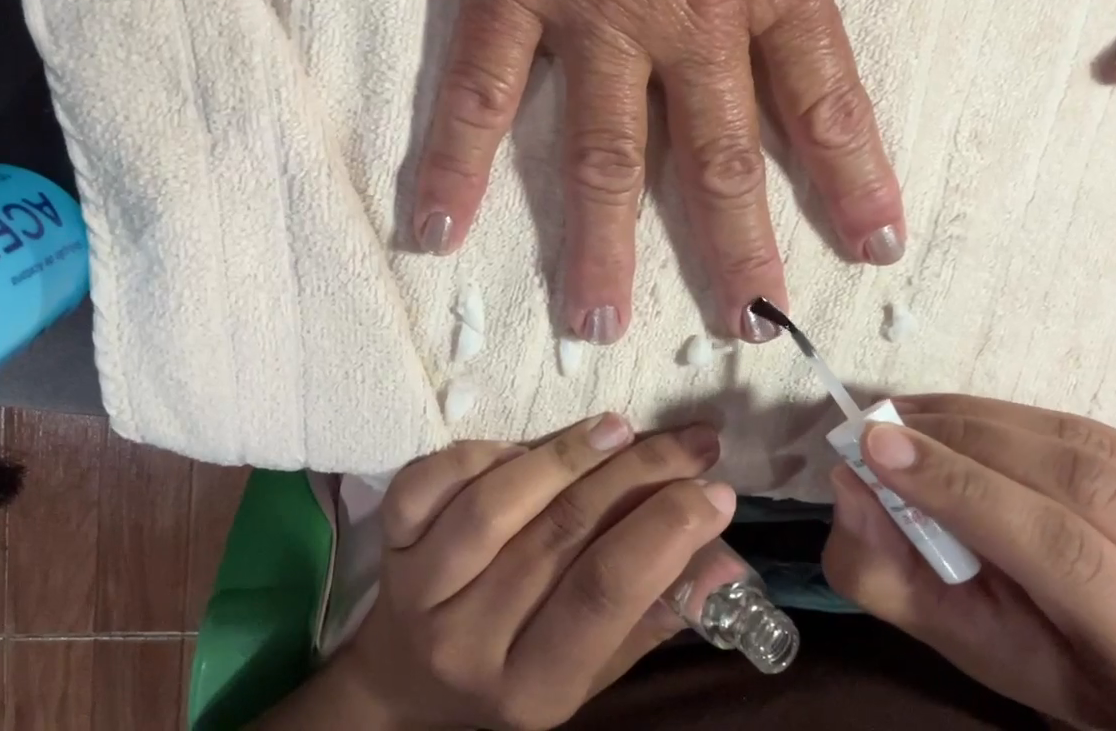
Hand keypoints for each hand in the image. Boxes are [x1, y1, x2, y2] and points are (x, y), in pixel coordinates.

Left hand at [335, 415, 732, 730]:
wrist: (408, 687)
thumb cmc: (515, 677)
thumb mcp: (590, 670)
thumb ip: (652, 614)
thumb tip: (725, 558)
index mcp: (532, 687)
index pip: (604, 595)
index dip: (665, 532)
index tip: (715, 490)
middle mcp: (470, 639)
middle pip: (559, 536)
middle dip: (637, 475)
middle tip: (691, 442)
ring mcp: (420, 586)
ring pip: (496, 503)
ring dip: (566, 455)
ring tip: (619, 427)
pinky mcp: (390, 539)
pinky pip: (431, 479)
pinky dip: (482, 452)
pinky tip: (527, 445)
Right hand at [412, 0, 1057, 343]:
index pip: (827, 101)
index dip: (852, 180)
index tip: (871, 250)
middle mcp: (689, 10)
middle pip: (719, 155)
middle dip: (736, 247)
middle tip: (746, 324)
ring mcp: (593, 5)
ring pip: (603, 151)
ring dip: (601, 245)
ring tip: (599, 324)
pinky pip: (480, 88)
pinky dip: (454, 162)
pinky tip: (436, 228)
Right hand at [822, 395, 1115, 730]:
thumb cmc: (1039, 662)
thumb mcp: (956, 638)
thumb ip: (888, 572)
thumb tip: (851, 482)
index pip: (1071, 559)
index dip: (968, 491)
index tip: (877, 445)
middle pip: (1090, 491)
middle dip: (973, 443)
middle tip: (890, 422)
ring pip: (1097, 450)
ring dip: (992, 420)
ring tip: (919, 415)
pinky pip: (1106, 434)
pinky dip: (1025, 419)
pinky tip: (971, 420)